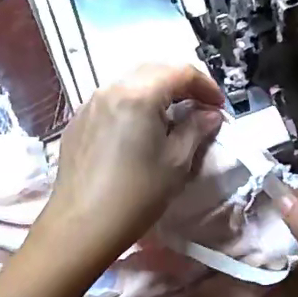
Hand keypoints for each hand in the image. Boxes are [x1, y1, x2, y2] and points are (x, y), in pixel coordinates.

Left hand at [35, 63, 225, 272]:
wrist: (82, 225)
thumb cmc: (137, 195)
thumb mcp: (177, 162)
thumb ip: (196, 130)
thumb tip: (210, 115)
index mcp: (139, 94)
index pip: (180, 72)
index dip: (206, 85)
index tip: (220, 107)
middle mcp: (111, 89)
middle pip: (153, 71)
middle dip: (180, 84)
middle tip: (199, 107)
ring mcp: (89, 104)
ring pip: (129, 84)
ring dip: (155, 94)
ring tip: (171, 119)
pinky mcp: (77, 123)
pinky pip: (111, 102)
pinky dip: (132, 106)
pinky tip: (139, 132)